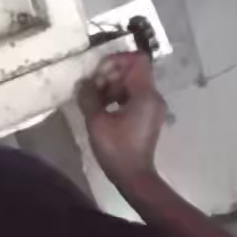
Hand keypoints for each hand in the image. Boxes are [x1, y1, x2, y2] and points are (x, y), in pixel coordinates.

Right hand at [76, 51, 165, 190]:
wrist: (134, 177)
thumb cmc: (116, 150)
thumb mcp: (96, 122)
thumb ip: (88, 97)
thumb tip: (83, 83)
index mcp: (145, 95)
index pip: (137, 60)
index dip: (116, 60)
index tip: (98, 73)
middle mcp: (153, 96)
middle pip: (133, 71)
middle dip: (111, 74)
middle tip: (93, 89)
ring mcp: (152, 106)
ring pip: (132, 84)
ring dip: (112, 86)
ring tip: (94, 100)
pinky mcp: (148, 116)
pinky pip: (133, 96)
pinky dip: (118, 97)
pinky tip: (102, 108)